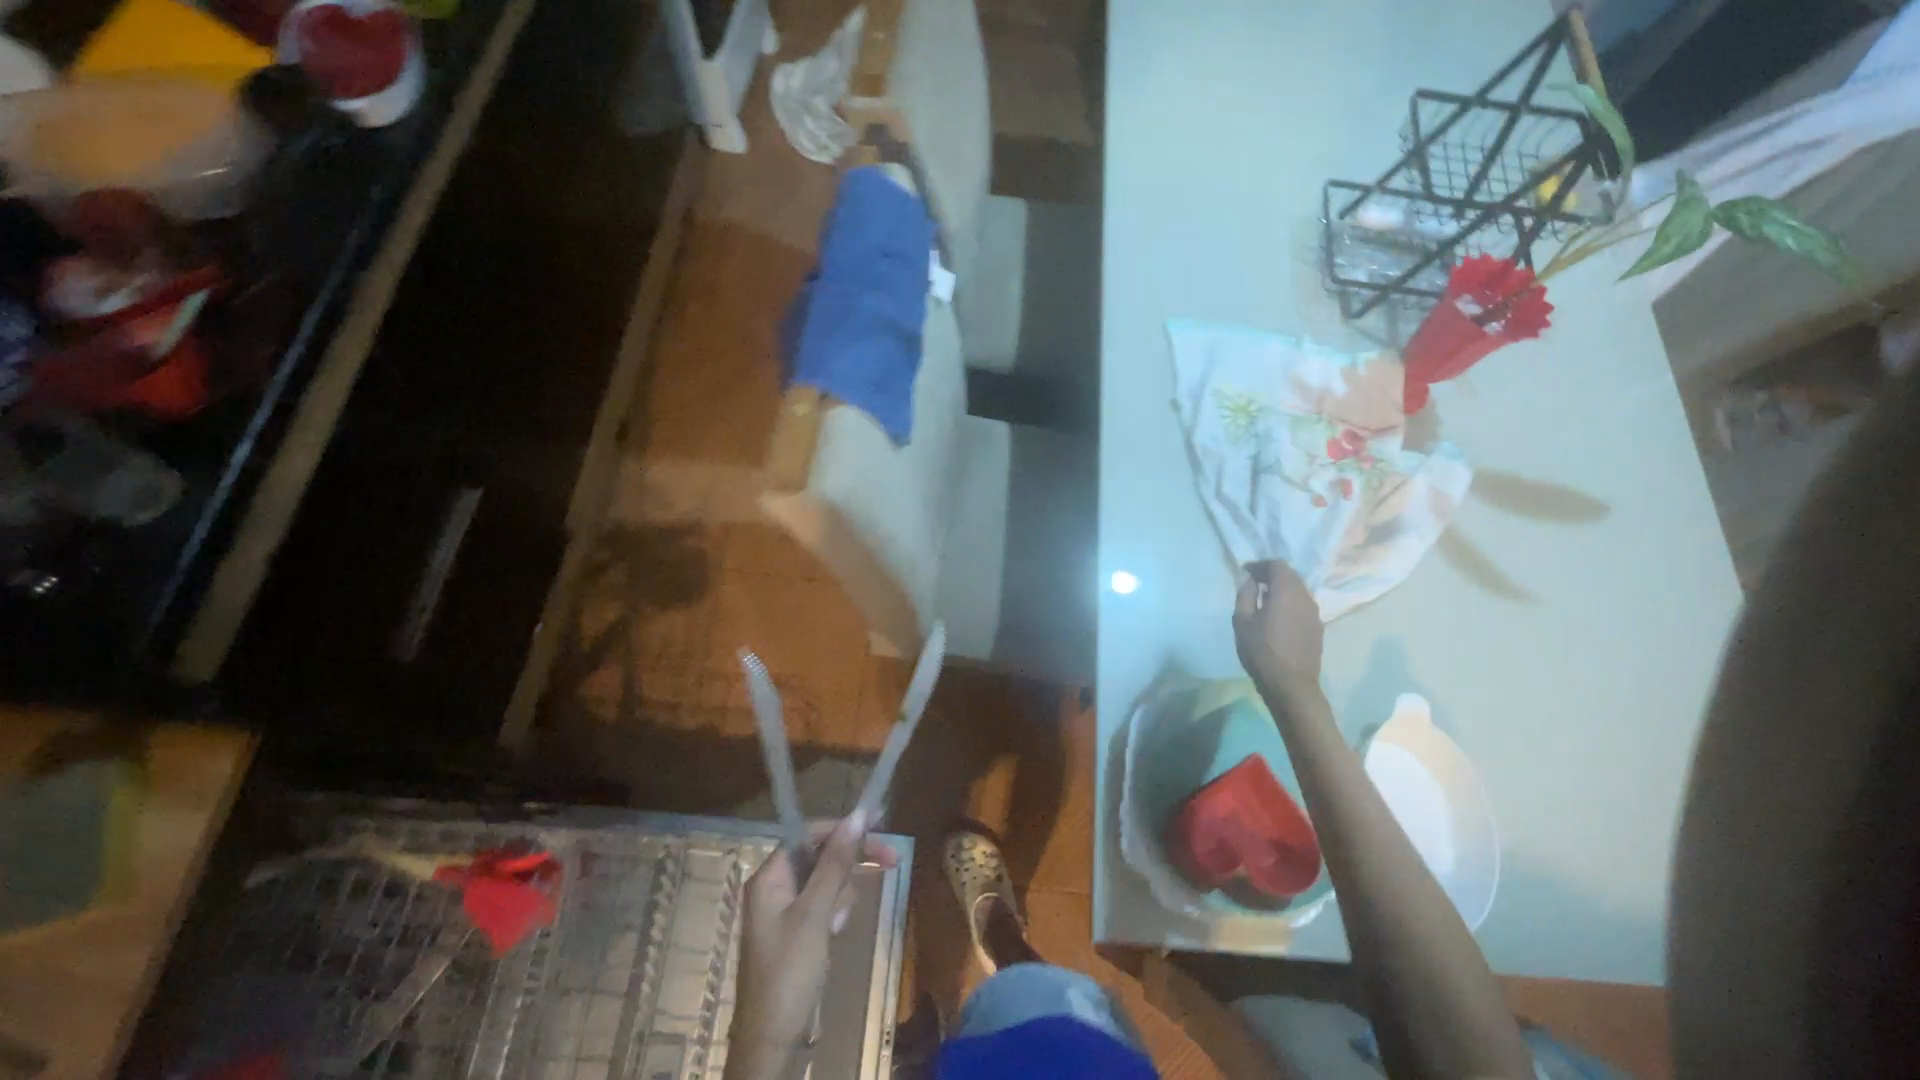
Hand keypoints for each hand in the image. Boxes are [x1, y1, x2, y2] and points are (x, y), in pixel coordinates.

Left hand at [725, 810, 899, 1079]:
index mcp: (769, 877)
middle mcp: (773, 889)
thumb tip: (857, 816)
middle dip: (850, 859)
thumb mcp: (815, 913)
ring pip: (823, 883)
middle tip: (892, 859)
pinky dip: (835, 912)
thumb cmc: (790, 971)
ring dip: (842, 891)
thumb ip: (835, 864)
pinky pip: (822, 908)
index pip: (807, 835)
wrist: (772, 1040)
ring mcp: (784, 914)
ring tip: (842, 919)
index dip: (841, 828)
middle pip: (818, 857)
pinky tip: (838, 930)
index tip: (879, 824)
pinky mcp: (797, 936)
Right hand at [1234, 560, 1323, 696]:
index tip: (1246, 571)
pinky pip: (1303, 606)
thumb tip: (1250, 581)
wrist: (1291, 684)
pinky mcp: (1317, 628)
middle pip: (1291, 576)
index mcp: (1287, 592)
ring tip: (1265, 600)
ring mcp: (1315, 613)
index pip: (1277, 565)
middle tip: (1254, 583)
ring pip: (1299, 591)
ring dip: (1282, 590)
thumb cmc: (1261, 651)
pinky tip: (1278, 617)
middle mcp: (1305, 597)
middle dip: (1272, 575)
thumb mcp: (1242, 621)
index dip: (1260, 564)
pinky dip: (1290, 603)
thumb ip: (1245, 595)